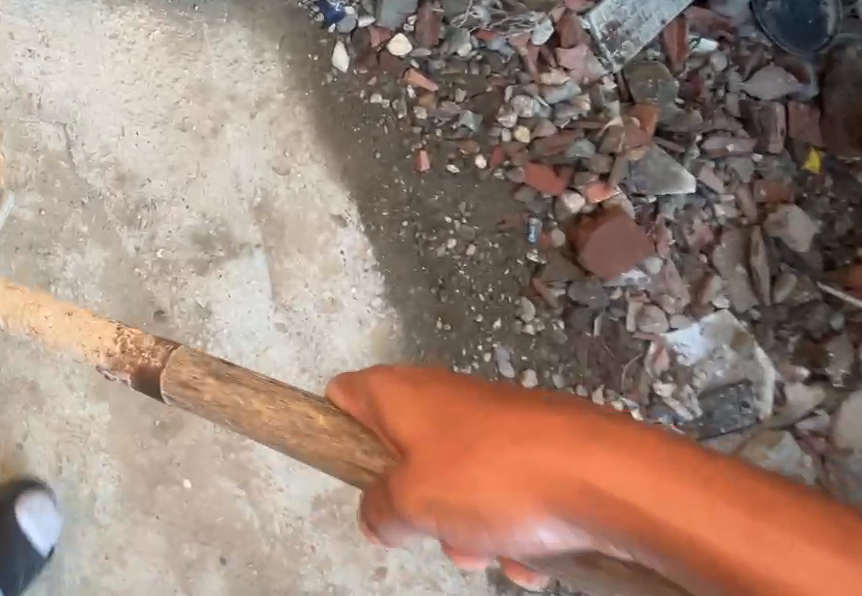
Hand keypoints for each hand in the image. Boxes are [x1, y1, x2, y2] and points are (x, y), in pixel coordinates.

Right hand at [326, 366, 637, 589]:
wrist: (610, 474)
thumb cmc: (489, 477)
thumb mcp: (412, 504)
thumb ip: (378, 511)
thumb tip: (374, 519)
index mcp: (391, 390)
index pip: (340, 397)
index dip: (340, 435)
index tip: (361, 477)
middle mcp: (432, 391)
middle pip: (401, 447)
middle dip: (414, 498)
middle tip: (434, 534)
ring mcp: (486, 413)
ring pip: (456, 470)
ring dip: (466, 518)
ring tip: (494, 557)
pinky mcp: (536, 438)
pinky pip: (505, 480)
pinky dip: (512, 518)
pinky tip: (535, 558)